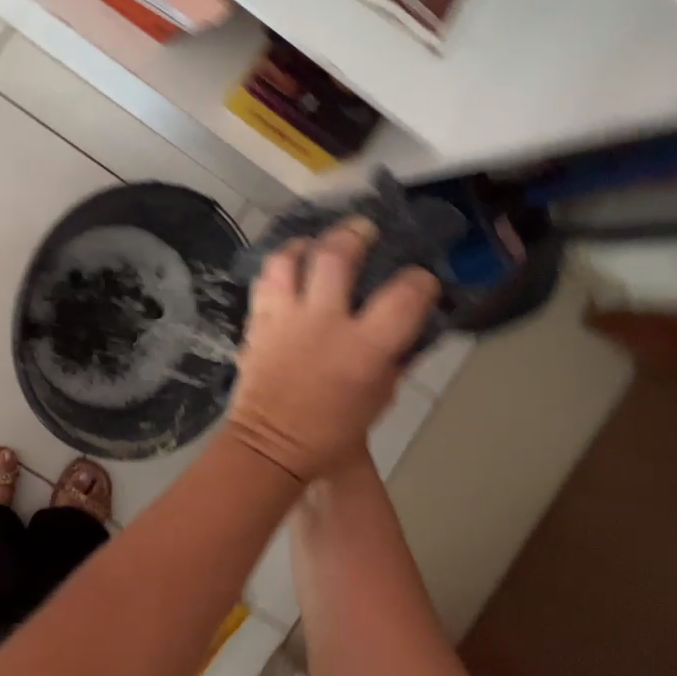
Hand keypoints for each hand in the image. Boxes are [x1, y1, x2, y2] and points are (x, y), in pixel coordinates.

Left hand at [225, 219, 440, 481]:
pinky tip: (289, 269)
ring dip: (305, 244)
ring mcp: (283, 319)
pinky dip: (279, 268)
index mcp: (363, 348)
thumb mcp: (379, 398)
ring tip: (316, 243)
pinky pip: (265, 282)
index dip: (420, 281)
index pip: (405, 295)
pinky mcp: (256, 324)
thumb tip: (406, 331)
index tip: (421, 280)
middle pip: (336, 256)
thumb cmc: (330, 432)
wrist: (268, 446)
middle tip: (363, 229)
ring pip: (289, 259)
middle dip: (354, 234)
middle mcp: (322, 322)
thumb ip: (393, 358)